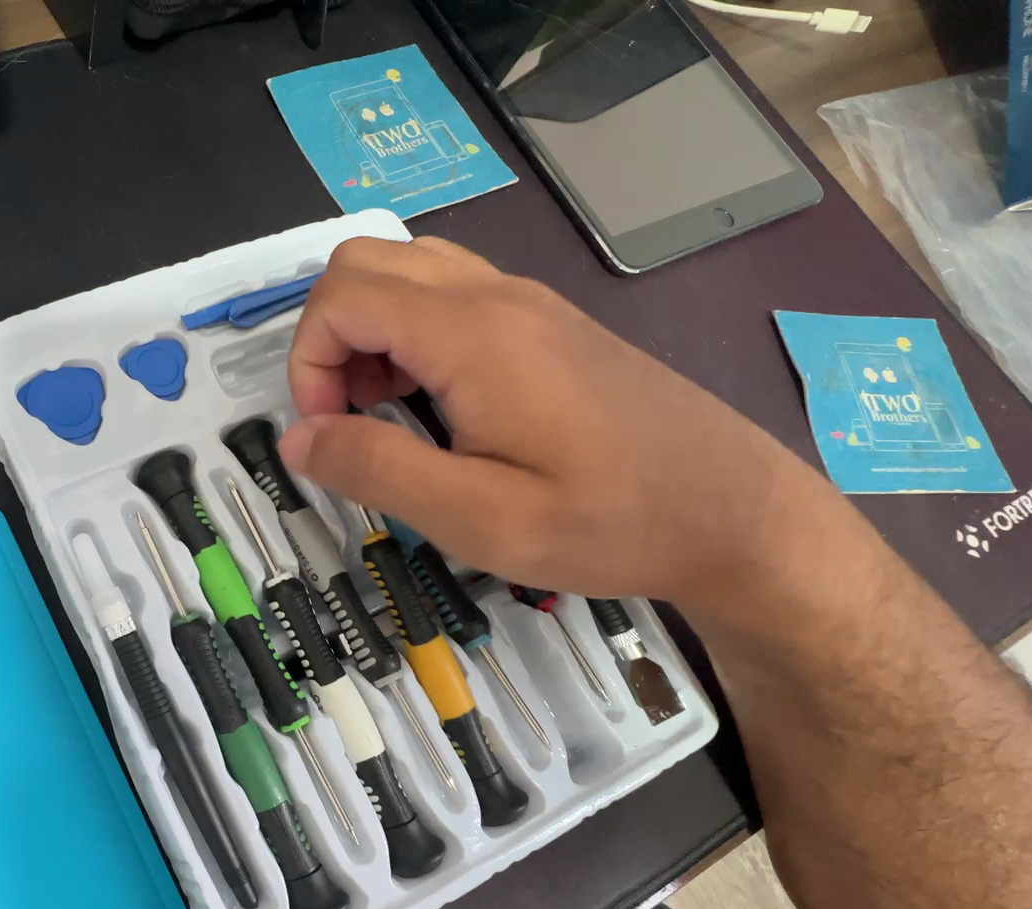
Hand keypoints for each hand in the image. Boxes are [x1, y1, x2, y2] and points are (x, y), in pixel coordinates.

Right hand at [278, 236, 861, 616]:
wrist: (734, 515)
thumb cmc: (607, 522)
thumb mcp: (475, 517)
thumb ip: (373, 469)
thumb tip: (297, 438)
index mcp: (473, 334)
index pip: (342, 296)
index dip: (307, 362)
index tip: (330, 433)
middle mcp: (495, 296)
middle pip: (364, 262)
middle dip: (328, 337)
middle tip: (348, 415)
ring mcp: (525, 303)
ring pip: (404, 271)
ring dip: (367, 334)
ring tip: (385, 410)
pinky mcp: (543, 323)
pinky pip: (446, 295)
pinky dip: (407, 335)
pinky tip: (431, 402)